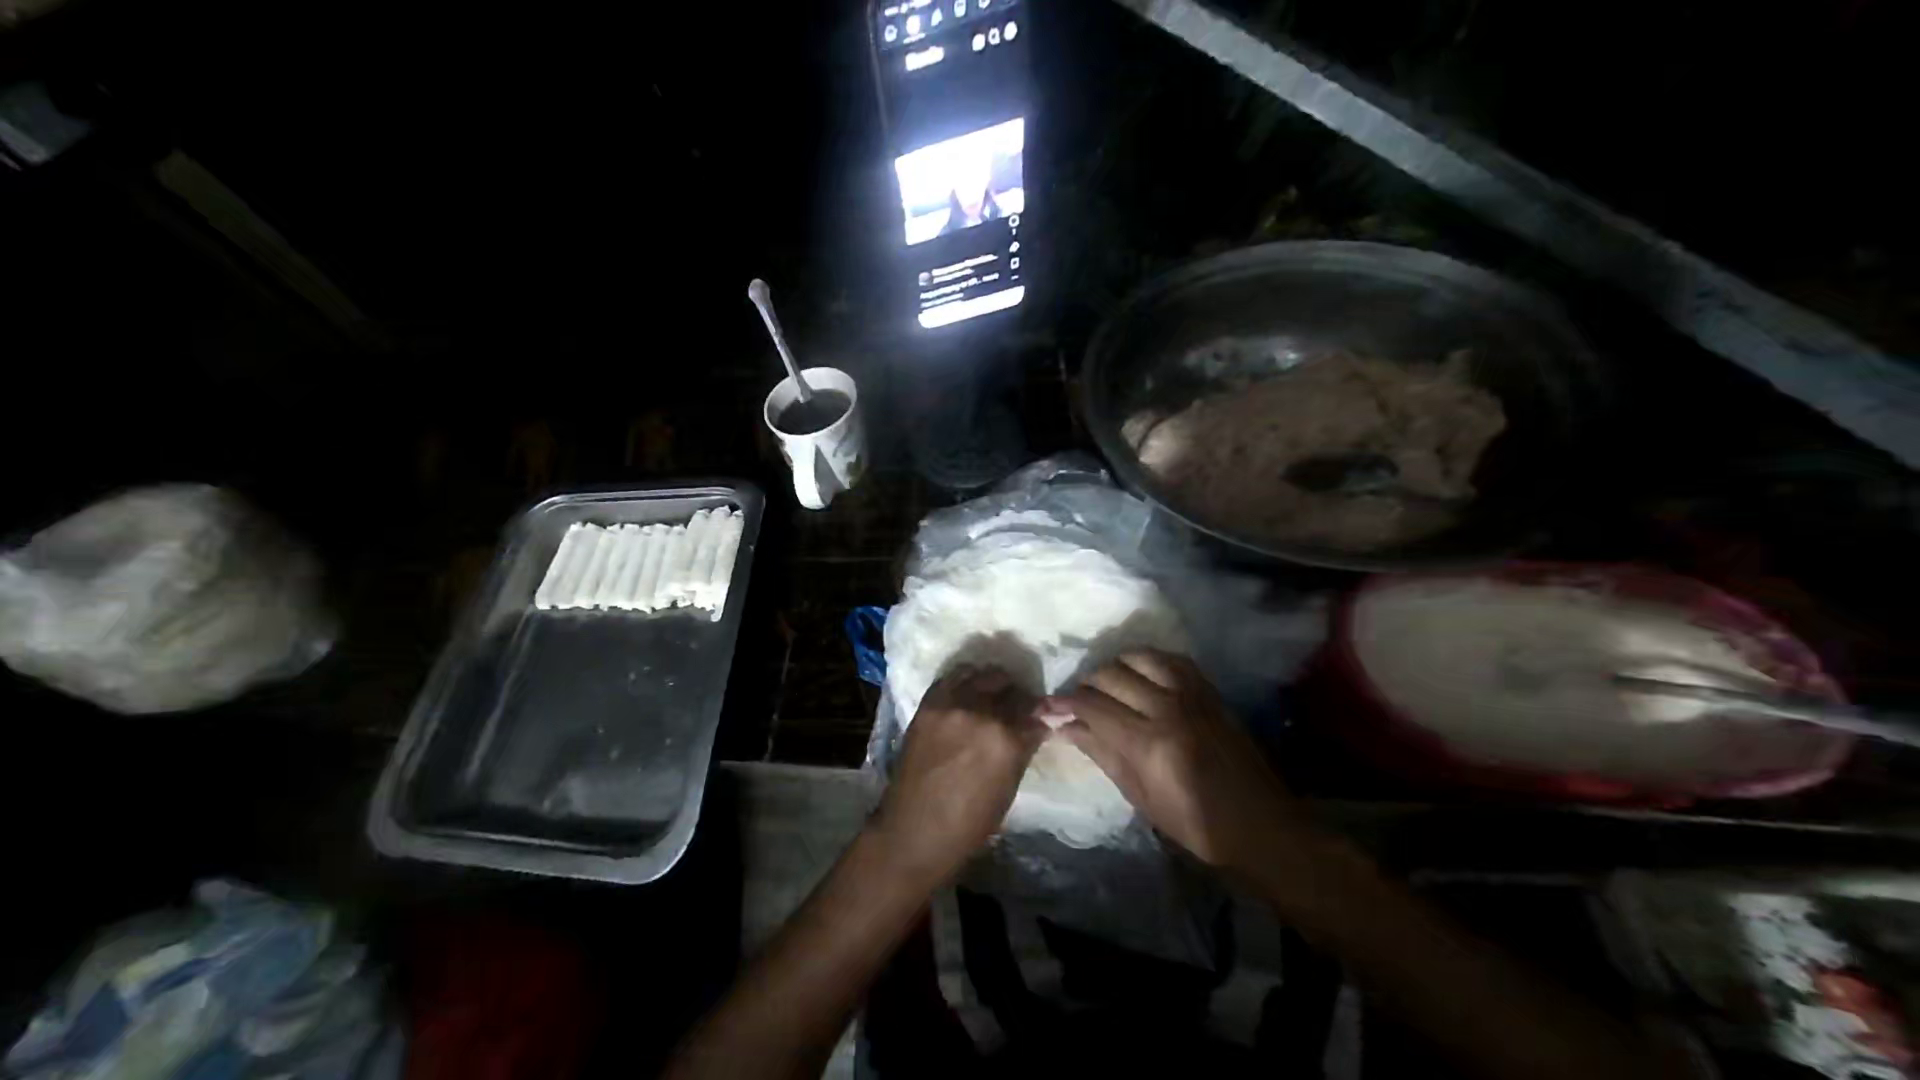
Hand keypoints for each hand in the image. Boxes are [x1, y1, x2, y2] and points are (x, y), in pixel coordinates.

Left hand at [873, 666, 1046, 880]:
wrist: (914, 830)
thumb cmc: (969, 823)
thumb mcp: (1009, 788)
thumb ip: (1023, 749)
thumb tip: (1036, 726)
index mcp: (1007, 739)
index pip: (1034, 711)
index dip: (1040, 714)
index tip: (1040, 717)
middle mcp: (981, 714)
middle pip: (1009, 687)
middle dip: (1017, 696)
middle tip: (1016, 707)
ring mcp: (951, 706)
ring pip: (981, 675)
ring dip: (992, 683)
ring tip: (992, 695)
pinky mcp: (928, 706)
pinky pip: (951, 679)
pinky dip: (964, 681)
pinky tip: (968, 693)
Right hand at [1053, 650, 1303, 874]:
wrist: (1260, 823)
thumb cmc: (1194, 824)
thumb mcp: (1140, 797)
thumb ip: (1102, 753)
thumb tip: (1065, 726)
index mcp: (1148, 743)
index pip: (1092, 705)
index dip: (1064, 702)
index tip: (1048, 705)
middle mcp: (1168, 708)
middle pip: (1111, 675)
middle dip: (1085, 684)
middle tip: (1077, 700)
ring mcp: (1192, 695)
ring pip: (1139, 657)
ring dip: (1115, 666)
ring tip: (1108, 685)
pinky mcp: (1209, 690)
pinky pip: (1171, 659)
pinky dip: (1147, 661)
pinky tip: (1140, 675)